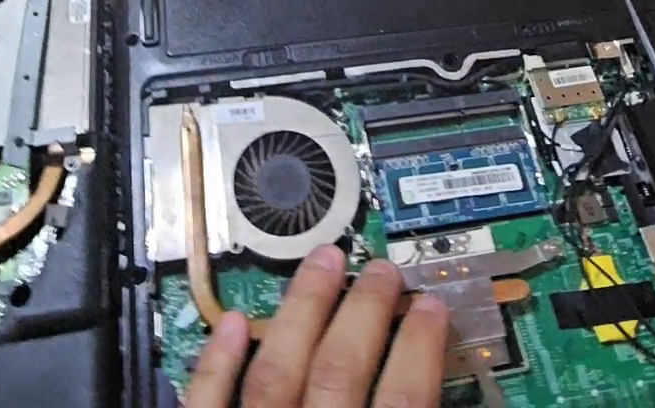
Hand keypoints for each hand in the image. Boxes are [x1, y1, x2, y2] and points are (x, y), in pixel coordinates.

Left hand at [186, 244, 451, 407]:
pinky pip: (206, 407)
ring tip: (324, 260)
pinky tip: (230, 319)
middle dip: (366, 310)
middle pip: (340, 371)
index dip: (422, 346)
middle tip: (384, 270)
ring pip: (276, 372)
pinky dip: (216, 363)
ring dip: (303, 310)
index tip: (435, 307)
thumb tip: (448, 398)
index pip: (405, 400)